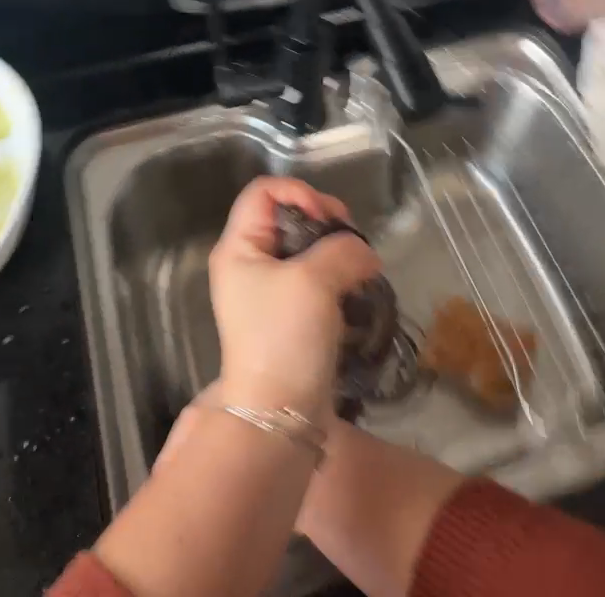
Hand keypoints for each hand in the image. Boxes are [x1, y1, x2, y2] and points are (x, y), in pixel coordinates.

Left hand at [209, 177, 381, 418]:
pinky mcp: (290, 314)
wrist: (279, 412)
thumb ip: (343, 250)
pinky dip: (337, 277)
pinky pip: (315, 278)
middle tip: (352, 243)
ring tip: (360, 269)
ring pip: (306, 248)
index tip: (329, 219)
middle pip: (288, 215)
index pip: (264, 191)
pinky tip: (355, 290)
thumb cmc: (285, 337)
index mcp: (239, 247)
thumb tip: (365, 253)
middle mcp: (249, 263)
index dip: (299, 193)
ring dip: (337, 252)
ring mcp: (269, 290)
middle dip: (325, 221)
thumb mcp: (314, 280)